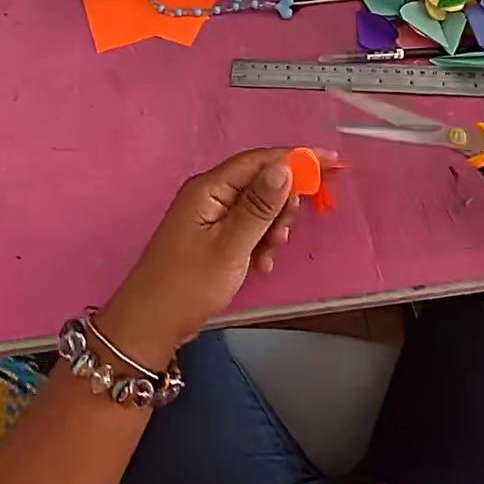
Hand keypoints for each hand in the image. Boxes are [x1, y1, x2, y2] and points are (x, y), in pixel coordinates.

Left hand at [96, 148, 326, 367]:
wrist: (150, 325)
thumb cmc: (188, 285)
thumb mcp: (231, 246)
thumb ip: (259, 206)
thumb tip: (284, 168)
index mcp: (209, 188)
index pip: (260, 160)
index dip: (297, 158)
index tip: (333, 163)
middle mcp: (210, 195)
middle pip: (260, 183)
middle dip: (281, 204)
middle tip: (284, 233)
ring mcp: (210, 216)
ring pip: (257, 208)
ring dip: (271, 228)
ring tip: (268, 253)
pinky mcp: (213, 237)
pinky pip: (248, 229)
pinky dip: (260, 243)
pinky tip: (261, 265)